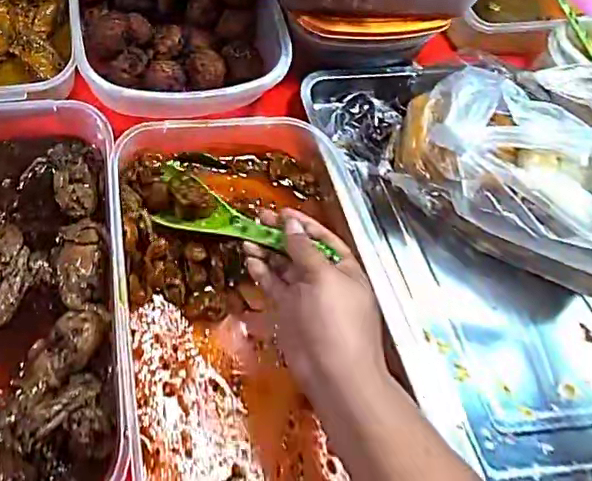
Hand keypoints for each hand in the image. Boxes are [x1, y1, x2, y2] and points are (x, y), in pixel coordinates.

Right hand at [244, 211, 386, 408]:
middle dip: (279, 235)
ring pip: (284, 268)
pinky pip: (275, 288)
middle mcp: (325, 279)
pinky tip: (252, 262)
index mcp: (343, 267)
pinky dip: (263, 274)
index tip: (281, 213)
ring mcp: (307, 297)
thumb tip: (291, 224)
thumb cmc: (338, 324)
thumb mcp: (323, 277)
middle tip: (258, 221)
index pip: (321, 237)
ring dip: (267, 252)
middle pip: (299, 250)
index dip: (301, 223)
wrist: (336, 378)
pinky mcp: (290, 314)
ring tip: (248, 239)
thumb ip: (304, 248)